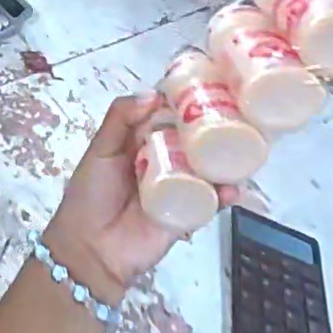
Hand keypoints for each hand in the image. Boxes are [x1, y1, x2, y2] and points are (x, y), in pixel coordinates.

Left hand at [43, 94, 242, 304]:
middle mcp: (161, 159)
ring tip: (242, 146)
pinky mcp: (188, 213)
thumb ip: (120, 119)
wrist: (92, 248)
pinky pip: (210, 200)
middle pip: (190, 139)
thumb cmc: (91, 193)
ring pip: (205, 168)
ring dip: (223, 159)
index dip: (182, 102)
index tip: (207, 84)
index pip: (165, 116)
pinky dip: (224, 193)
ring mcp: (177, 186)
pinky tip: (233, 187)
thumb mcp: (100, 149)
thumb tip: (153, 94)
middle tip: (236, 113)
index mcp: (138, 140)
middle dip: (210, 127)